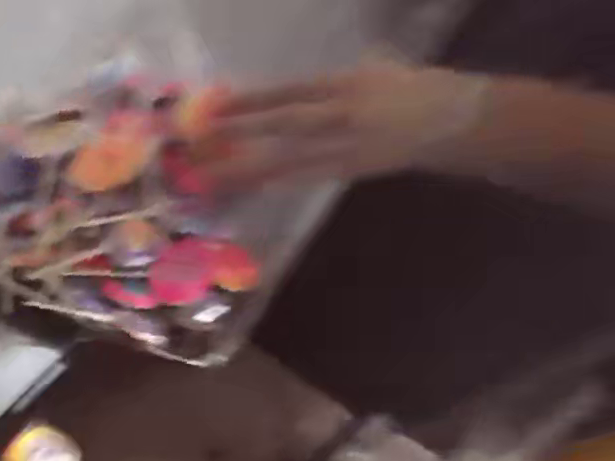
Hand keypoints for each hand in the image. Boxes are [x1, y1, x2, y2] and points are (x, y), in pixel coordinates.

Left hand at [205, 62, 488, 191]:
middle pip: (283, 123)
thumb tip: (286, 89)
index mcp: (350, 84)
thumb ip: (332, 82)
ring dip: (241, 169)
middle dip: (241, 131)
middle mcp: (344, 114)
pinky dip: (268, 184)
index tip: (217, 108)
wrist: (456, 120)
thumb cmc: (412, 90)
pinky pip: (297, 180)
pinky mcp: (342, 170)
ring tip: (206, 176)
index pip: (292, 91)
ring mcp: (343, 145)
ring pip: (282, 159)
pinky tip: (241, 189)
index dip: (252, 100)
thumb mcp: (378, 71)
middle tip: (203, 139)